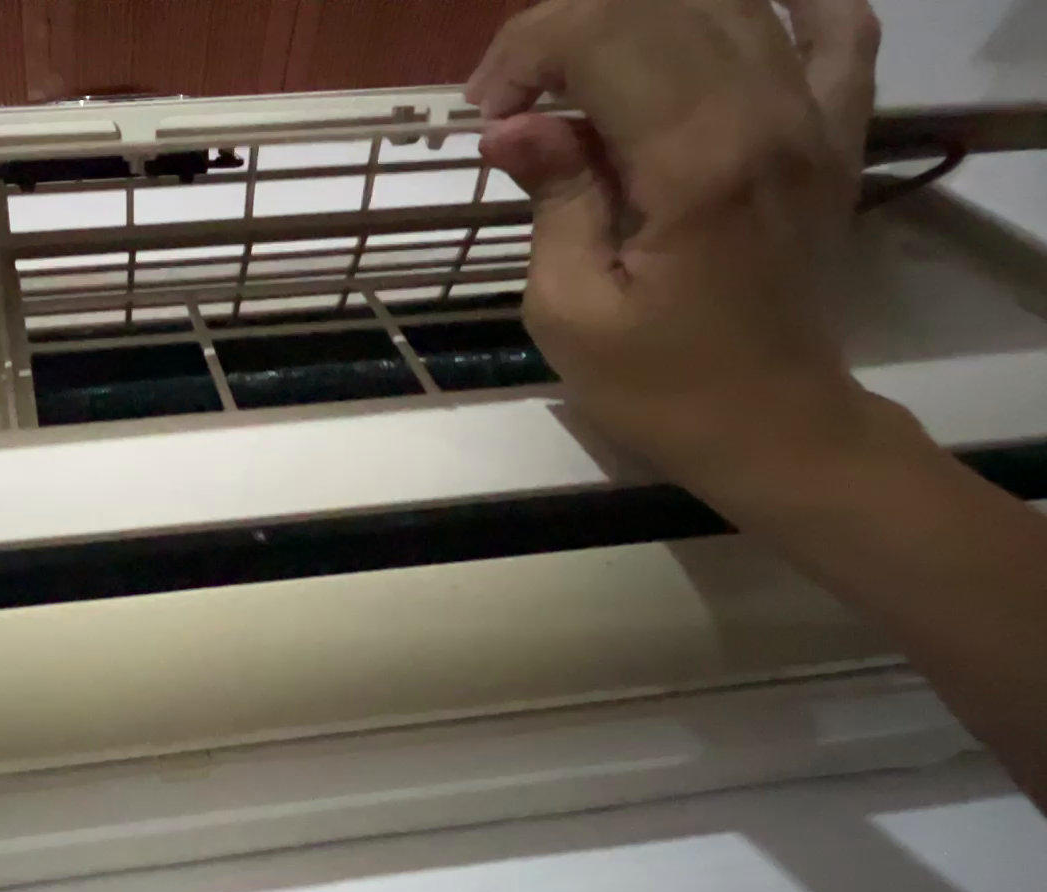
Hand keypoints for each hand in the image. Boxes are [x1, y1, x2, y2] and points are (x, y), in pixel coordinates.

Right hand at [466, 0, 887, 492]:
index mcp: (695, 162)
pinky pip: (833, 27)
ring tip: (572, 79)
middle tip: (508, 99)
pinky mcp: (833, 134)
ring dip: (631, 22)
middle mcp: (768, 112)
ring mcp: (816, 115)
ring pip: (728, 3)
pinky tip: (720, 26)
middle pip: (661, 5)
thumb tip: (513, 126)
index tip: (484, 113)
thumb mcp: (568, 308)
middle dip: (563, 31)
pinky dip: (775, 7)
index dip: (529, 51)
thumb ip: (552, 200)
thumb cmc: (652, 384)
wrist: (767, 422)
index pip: (608, 35)